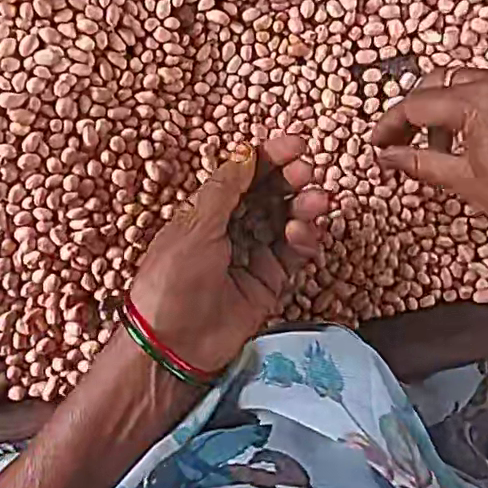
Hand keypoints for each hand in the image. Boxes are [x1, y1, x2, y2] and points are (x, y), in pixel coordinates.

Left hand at [129, 136, 329, 374]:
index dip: (269, 157)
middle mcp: (231, 228)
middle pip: (269, 194)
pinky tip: (300, 233)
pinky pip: (293, 252)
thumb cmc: (174, 280)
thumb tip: (245, 153)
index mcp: (207, 211)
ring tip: (314, 201)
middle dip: (290, 179)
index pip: (244, 175)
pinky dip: (302, 239)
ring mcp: (252, 254)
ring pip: (285, 220)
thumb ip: (224, 190)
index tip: (296, 144)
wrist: (174, 344)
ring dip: (302, 207)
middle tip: (305, 172)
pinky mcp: (269, 280)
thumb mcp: (195, 227)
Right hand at [368, 66, 487, 254]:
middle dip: (414, 112)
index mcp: (479, 101)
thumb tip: (387, 156)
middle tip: (400, 143)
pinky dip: (474, 105)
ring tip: (436, 146)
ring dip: (444, 107)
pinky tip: (472, 137)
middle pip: (438, 83)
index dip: (389, 126)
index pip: (415, 105)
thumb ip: (421, 163)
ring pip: (467, 81)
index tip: (377, 146)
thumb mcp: (469, 184)